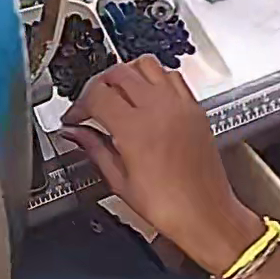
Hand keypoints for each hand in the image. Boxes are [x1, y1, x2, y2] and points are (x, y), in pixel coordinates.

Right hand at [60, 55, 263, 270]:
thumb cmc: (168, 206)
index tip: (74, 118)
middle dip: (97, 86)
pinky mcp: (194, 108)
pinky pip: (171, 77)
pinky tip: (146, 97)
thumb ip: (94, 149)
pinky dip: (154, 79)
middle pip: (118, 73)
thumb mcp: (119, 181)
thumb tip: (75, 134)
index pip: (96, 95)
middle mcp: (159, 109)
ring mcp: (179, 105)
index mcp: (135, 129)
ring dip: (125, 75)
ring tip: (116, 95)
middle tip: (89, 106)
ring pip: (145, 65)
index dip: (78, 105)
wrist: (204, 213)